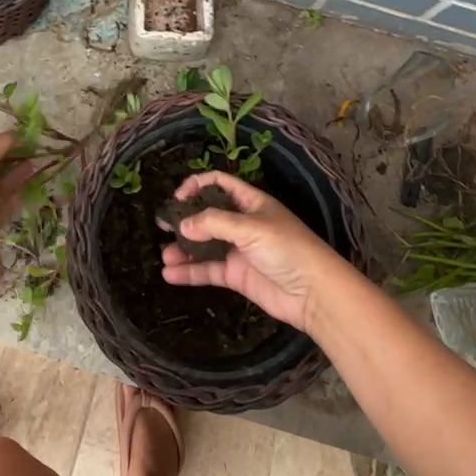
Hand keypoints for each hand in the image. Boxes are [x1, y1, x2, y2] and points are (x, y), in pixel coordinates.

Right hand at [160, 172, 347, 331]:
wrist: (313, 292)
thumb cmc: (286, 248)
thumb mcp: (250, 227)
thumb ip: (214, 223)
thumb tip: (183, 224)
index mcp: (251, 202)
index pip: (220, 183)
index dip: (198, 185)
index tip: (178, 197)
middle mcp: (243, 223)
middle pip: (208, 215)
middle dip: (185, 219)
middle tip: (162, 225)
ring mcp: (239, 250)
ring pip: (205, 245)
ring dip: (184, 249)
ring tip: (164, 255)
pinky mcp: (237, 275)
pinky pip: (209, 270)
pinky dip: (190, 272)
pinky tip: (171, 274)